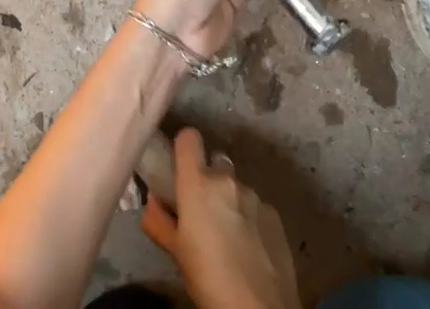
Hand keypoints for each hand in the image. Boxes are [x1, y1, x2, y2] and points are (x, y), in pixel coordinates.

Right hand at [142, 128, 299, 308]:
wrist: (259, 308)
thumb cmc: (208, 277)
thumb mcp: (175, 252)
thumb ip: (159, 221)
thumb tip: (154, 202)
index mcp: (198, 183)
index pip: (189, 138)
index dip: (184, 147)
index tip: (181, 165)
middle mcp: (228, 180)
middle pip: (215, 165)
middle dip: (208, 182)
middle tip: (204, 214)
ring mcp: (255, 195)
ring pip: (236, 187)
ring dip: (230, 201)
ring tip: (229, 236)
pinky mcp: (275, 214)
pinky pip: (256, 205)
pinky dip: (250, 217)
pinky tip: (250, 246)